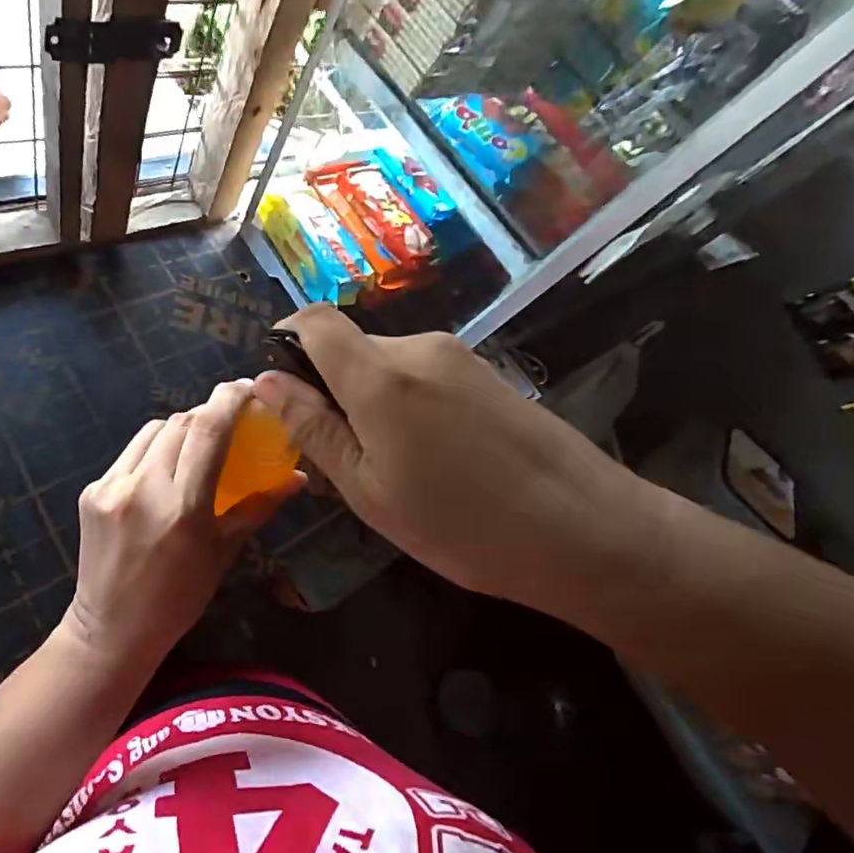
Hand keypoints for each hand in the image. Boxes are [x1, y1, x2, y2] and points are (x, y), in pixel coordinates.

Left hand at [62, 381, 304, 663]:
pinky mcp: (91, 491)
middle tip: (224, 424)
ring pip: (151, 432)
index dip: (229, 399)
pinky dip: (150, 454)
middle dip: (205, 415)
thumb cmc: (179, 598)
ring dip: (177, 430)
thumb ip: (258, 506)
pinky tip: (159, 476)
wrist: (112, 627)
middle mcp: (144, 488)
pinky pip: (129, 455)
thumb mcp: (224, 552)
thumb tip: (298, 478)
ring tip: (191, 450)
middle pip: (180, 423)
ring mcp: (111, 487)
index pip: (208, 431)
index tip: (247, 388)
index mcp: (183, 507)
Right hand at [251, 306, 669, 609]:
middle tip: (344, 455)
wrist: (587, 531)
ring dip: (369, 399)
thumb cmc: (461, 525)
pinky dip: (404, 402)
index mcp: (379, 376)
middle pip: (349, 347)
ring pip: (385, 363)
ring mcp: (456, 355)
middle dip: (330, 388)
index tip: (285, 392)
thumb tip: (266, 381)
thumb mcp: (368, 490)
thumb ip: (314, 428)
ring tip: (393, 463)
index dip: (287, 342)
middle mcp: (416, 348)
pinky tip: (432, 455)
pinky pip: (421, 373)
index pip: (314, 321)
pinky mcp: (484, 371)